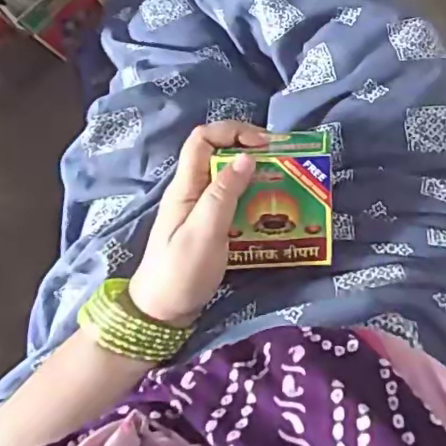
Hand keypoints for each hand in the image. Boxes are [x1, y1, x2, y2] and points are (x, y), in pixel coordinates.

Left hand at [128, 121, 270, 325]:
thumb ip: (224, 194)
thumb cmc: (180, 273)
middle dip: (252, 150)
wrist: (160, 314)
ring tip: (285, 182)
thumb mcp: (205, 232)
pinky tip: (272, 209)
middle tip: (284, 161)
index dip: (234, 131)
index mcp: (186, 186)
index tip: (265, 145)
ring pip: (229, 177)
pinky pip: (234, 200)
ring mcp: (201, 208)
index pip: (203, 138)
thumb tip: (247, 157)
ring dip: (257, 174)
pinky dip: (254, 197)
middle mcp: (193, 191)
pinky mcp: (210, 225)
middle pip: (220, 153)